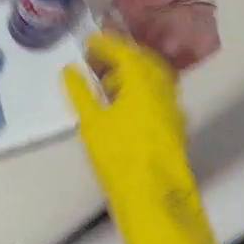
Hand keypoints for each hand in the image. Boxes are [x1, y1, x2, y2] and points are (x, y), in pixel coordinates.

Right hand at [62, 34, 228, 243]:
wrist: (154, 201)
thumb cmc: (119, 160)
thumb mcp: (92, 124)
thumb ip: (80, 94)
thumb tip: (70, 71)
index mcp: (144, 83)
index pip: (126, 51)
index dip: (106, 44)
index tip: (88, 42)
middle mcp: (164, 90)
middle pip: (145, 62)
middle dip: (121, 56)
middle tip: (96, 60)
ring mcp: (173, 109)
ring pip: (154, 80)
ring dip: (131, 75)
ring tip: (105, 83)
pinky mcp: (174, 127)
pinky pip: (158, 96)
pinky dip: (140, 91)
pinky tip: (123, 106)